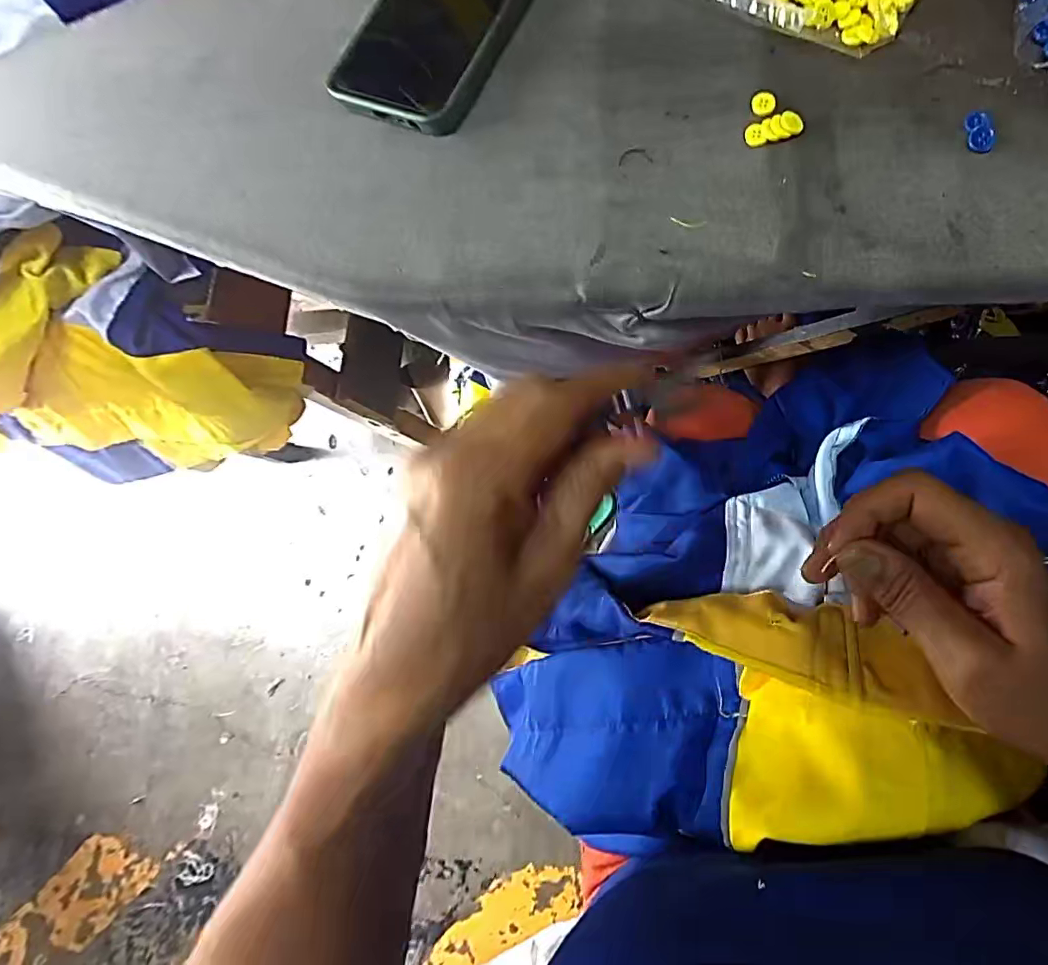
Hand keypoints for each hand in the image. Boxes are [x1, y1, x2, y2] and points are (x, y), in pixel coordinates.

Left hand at [342, 369, 656, 743]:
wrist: (395, 676)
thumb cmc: (482, 628)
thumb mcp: (552, 561)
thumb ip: (590, 487)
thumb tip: (641, 439)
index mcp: (479, 474)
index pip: (555, 402)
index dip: (609, 381)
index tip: (653, 371)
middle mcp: (447, 451)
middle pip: (529, 394)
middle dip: (589, 391)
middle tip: (638, 411)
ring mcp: (430, 459)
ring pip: (509, 407)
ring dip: (563, 409)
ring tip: (610, 434)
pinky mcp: (427, 473)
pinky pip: (492, 429)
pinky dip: (536, 428)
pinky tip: (564, 455)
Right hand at [800, 471, 1047, 768]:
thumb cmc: (1032, 702)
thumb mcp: (965, 661)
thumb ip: (908, 598)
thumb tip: (850, 549)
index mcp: (994, 544)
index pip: (918, 492)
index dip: (865, 512)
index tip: (831, 560)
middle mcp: (985, 534)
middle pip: (906, 507)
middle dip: (858, 538)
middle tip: (823, 584)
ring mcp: (978, 552)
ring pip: (905, 532)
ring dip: (870, 563)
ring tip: (861, 616)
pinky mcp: (970, 572)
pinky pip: (916, 558)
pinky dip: (887, 580)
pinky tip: (880, 615)